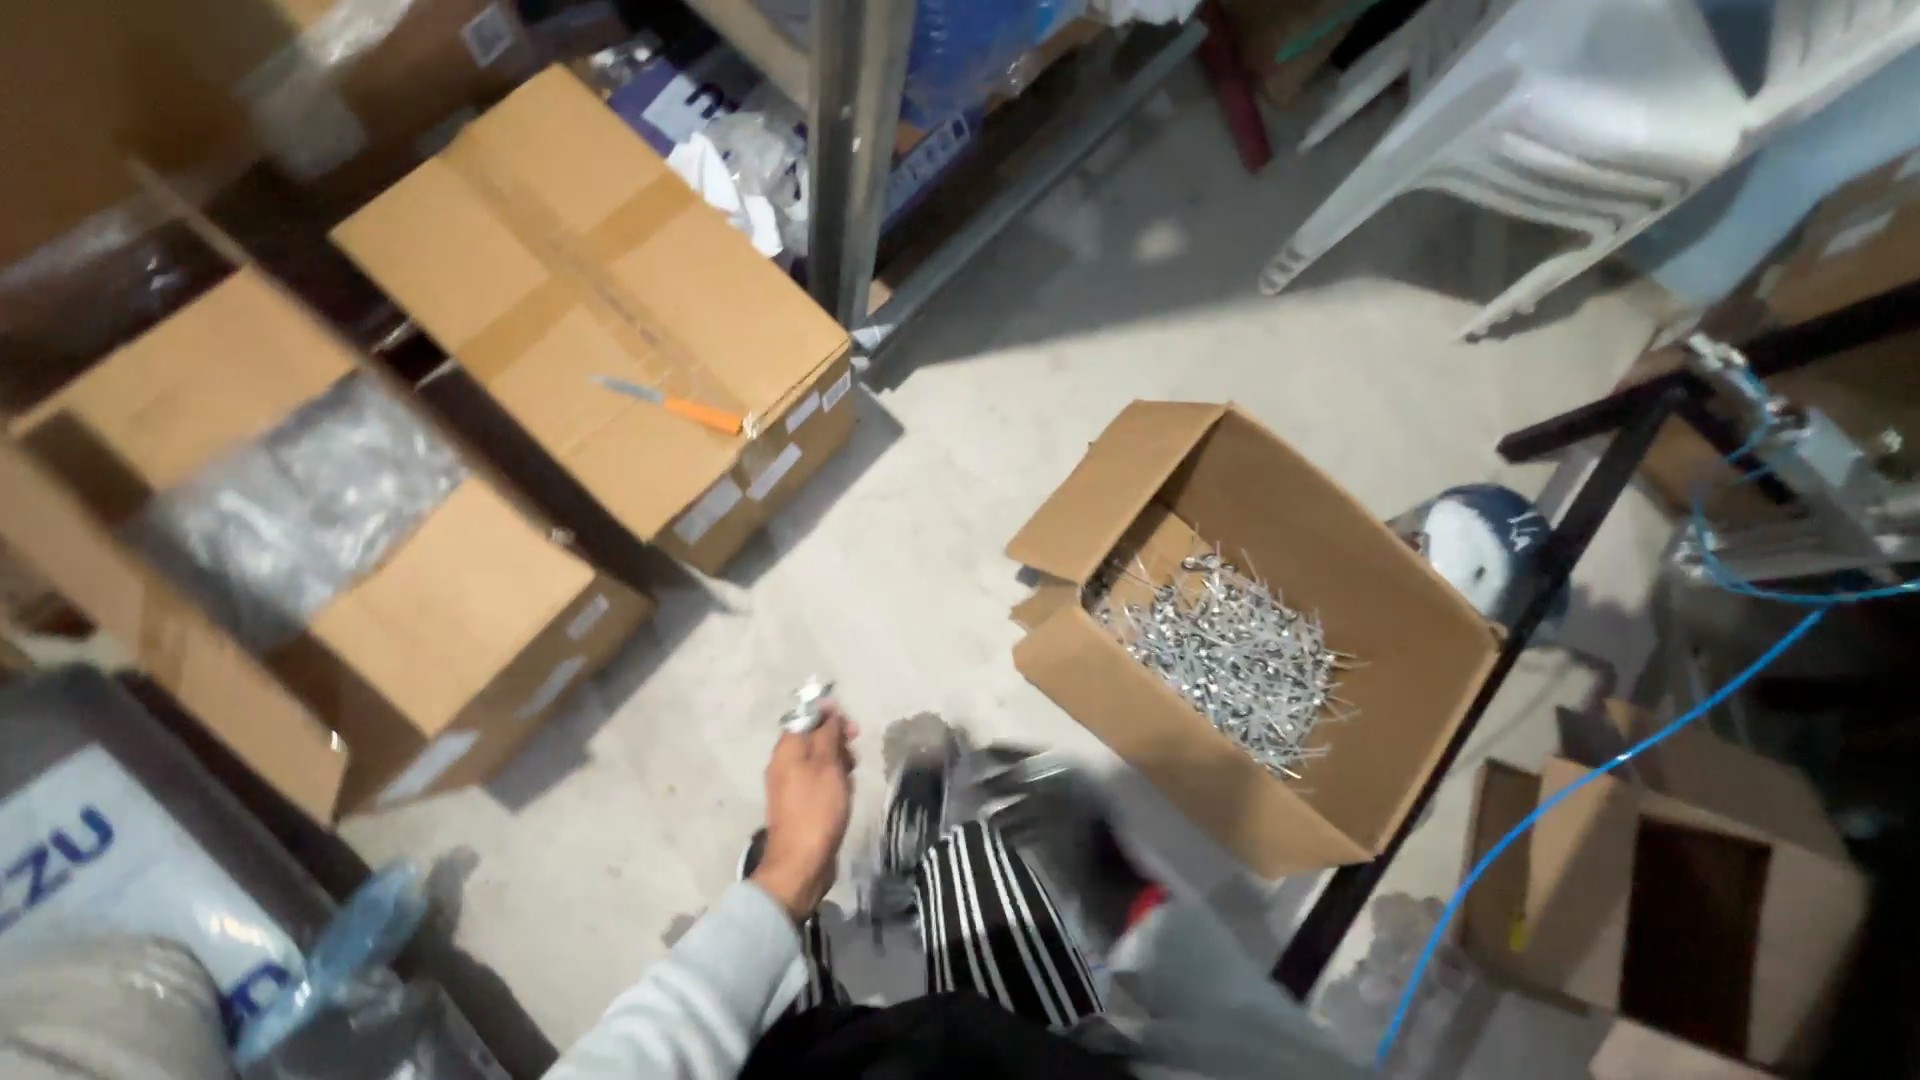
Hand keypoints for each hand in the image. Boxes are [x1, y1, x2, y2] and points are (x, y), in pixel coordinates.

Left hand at [752, 707, 857, 921]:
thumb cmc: (817, 809)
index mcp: (786, 750)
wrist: (801, 863)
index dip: (827, 715)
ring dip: (838, 762)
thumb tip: (829, 713)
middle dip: (836, 740)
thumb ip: (828, 735)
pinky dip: (834, 781)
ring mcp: (791, 786)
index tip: (849, 723)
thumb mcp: (827, 765)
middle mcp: (784, 764)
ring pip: (818, 760)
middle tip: (854, 750)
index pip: (804, 718)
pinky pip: (819, 781)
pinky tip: (846, 793)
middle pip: (812, 738)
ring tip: (851, 775)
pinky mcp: (800, 805)